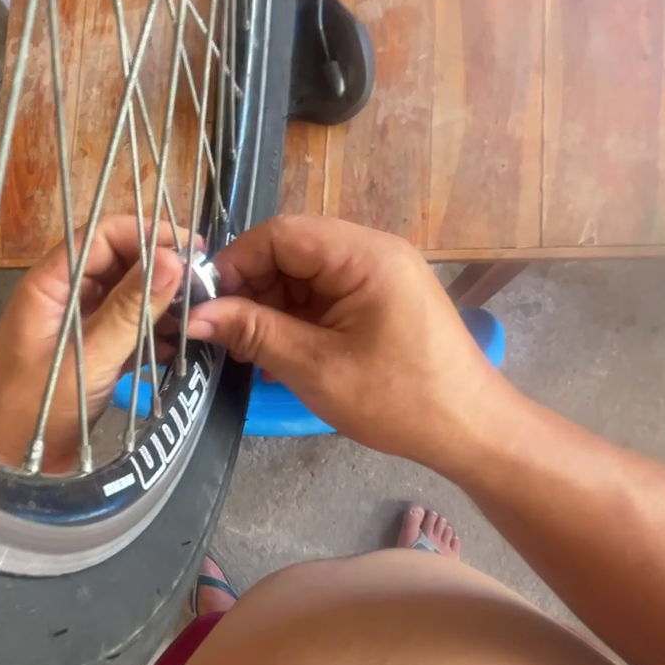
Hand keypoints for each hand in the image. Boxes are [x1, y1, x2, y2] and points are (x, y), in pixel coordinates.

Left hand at [0, 216, 188, 471]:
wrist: (6, 469)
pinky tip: (183, 345)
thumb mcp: (88, 358)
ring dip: (161, 304)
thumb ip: (131, 309)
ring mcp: (77, 329)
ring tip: (201, 316)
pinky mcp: (89, 358)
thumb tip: (174, 259)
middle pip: (117, 264)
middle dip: (161, 270)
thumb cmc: (34, 411)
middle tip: (207, 285)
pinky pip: (127, 332)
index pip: (101, 235)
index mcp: (49, 285)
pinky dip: (153, 335)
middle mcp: (63, 299)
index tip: (194, 248)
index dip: (148, 234)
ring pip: (126, 299)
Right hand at [185, 217, 515, 468]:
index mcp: (363, 255)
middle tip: (226, 336)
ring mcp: (375, 276)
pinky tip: (278, 355)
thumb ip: (251, 333)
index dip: (235, 264)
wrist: (470, 431)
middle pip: (288, 251)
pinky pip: (319, 296)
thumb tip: (194, 316)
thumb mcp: (314, 367)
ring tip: (251, 353)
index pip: (279, 233)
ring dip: (268, 310)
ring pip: (299, 276)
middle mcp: (370, 252)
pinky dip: (292, 321)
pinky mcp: (375, 300)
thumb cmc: (397, 399)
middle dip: (250, 290)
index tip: (207, 306)